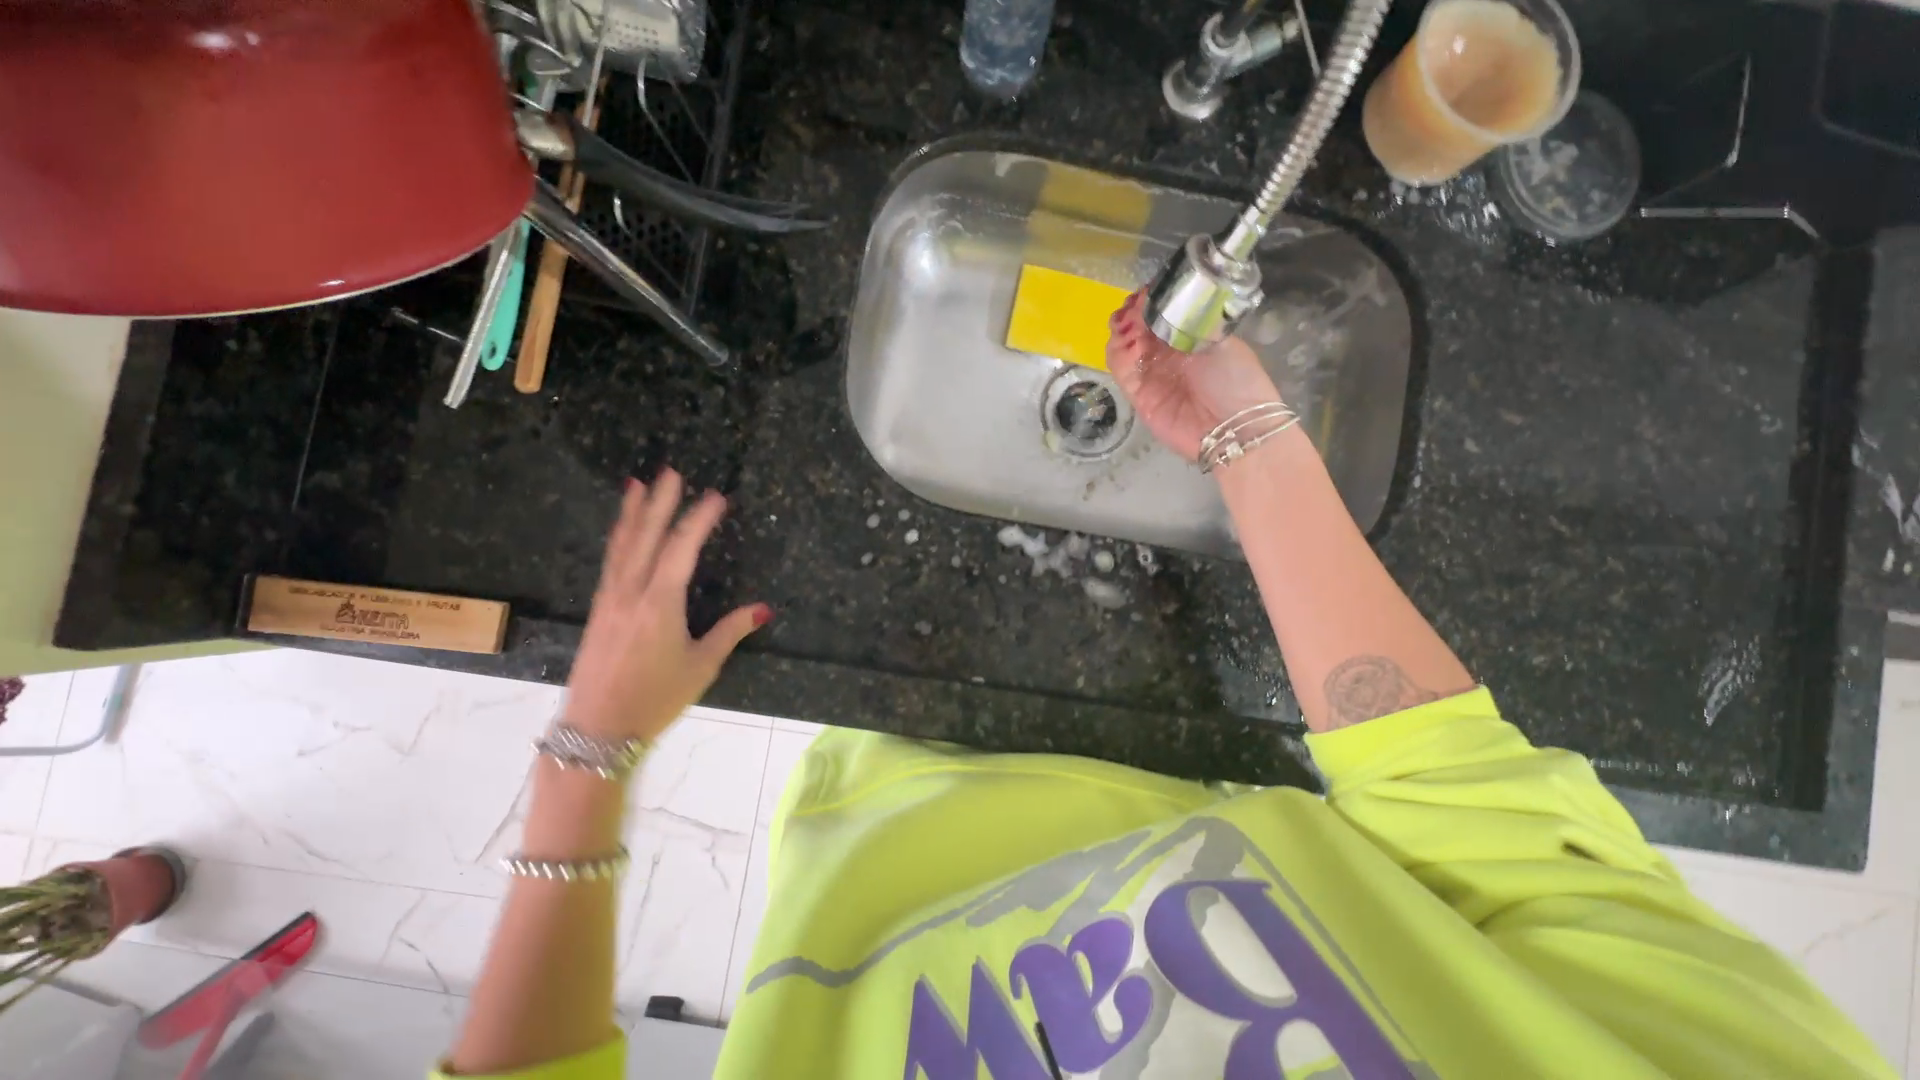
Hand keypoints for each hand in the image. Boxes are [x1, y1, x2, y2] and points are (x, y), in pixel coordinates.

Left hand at [563, 469, 769, 742]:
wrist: (597, 728)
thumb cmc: (656, 699)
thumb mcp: (701, 666)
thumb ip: (730, 632)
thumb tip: (763, 608)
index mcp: (660, 602)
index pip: (681, 549)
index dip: (698, 519)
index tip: (715, 497)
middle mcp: (631, 591)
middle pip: (646, 537)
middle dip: (660, 503)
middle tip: (670, 472)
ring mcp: (609, 599)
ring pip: (622, 546)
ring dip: (632, 513)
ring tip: (637, 485)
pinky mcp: (597, 610)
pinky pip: (610, 562)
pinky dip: (618, 539)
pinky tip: (622, 532)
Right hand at [1106, 290, 1284, 462]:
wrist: (1234, 426)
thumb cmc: (1236, 380)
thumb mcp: (1220, 340)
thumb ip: (1189, 323)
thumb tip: (1163, 307)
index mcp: (1188, 339)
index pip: (1160, 315)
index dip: (1150, 302)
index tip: (1147, 293)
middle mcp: (1166, 355)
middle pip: (1136, 328)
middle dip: (1132, 313)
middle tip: (1134, 307)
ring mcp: (1150, 374)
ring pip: (1123, 345)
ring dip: (1122, 329)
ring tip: (1130, 323)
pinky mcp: (1137, 394)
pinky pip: (1120, 368)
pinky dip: (1118, 351)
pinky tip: (1128, 341)